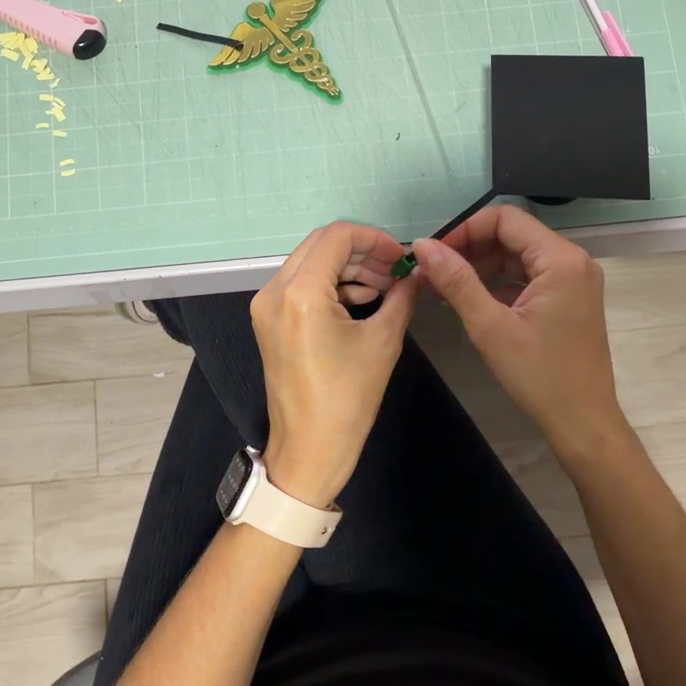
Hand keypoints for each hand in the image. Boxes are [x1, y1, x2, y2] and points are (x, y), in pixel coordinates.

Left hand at [252, 222, 420, 506]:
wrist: (309, 448)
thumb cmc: (348, 400)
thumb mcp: (382, 342)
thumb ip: (402, 297)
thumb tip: (418, 273)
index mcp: (301, 293)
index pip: (337, 237)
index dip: (375, 239)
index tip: (402, 259)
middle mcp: (275, 291)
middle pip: (321, 245)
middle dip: (362, 252)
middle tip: (396, 272)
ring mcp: (267, 306)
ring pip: (310, 264)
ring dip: (348, 269)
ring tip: (386, 289)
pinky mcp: (269, 322)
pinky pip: (301, 286)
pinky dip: (331, 286)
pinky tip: (362, 301)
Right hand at [410, 204, 623, 455]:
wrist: (581, 419)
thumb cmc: (538, 374)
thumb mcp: (489, 326)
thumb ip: (456, 281)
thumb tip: (423, 245)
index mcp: (561, 260)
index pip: (506, 219)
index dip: (464, 229)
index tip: (433, 253)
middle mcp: (573, 261)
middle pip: (513, 235)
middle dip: (470, 248)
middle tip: (432, 272)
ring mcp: (573, 281)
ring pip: (518, 257)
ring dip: (481, 266)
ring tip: (443, 287)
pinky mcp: (569, 300)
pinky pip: (528, 278)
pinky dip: (498, 283)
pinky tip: (469, 300)